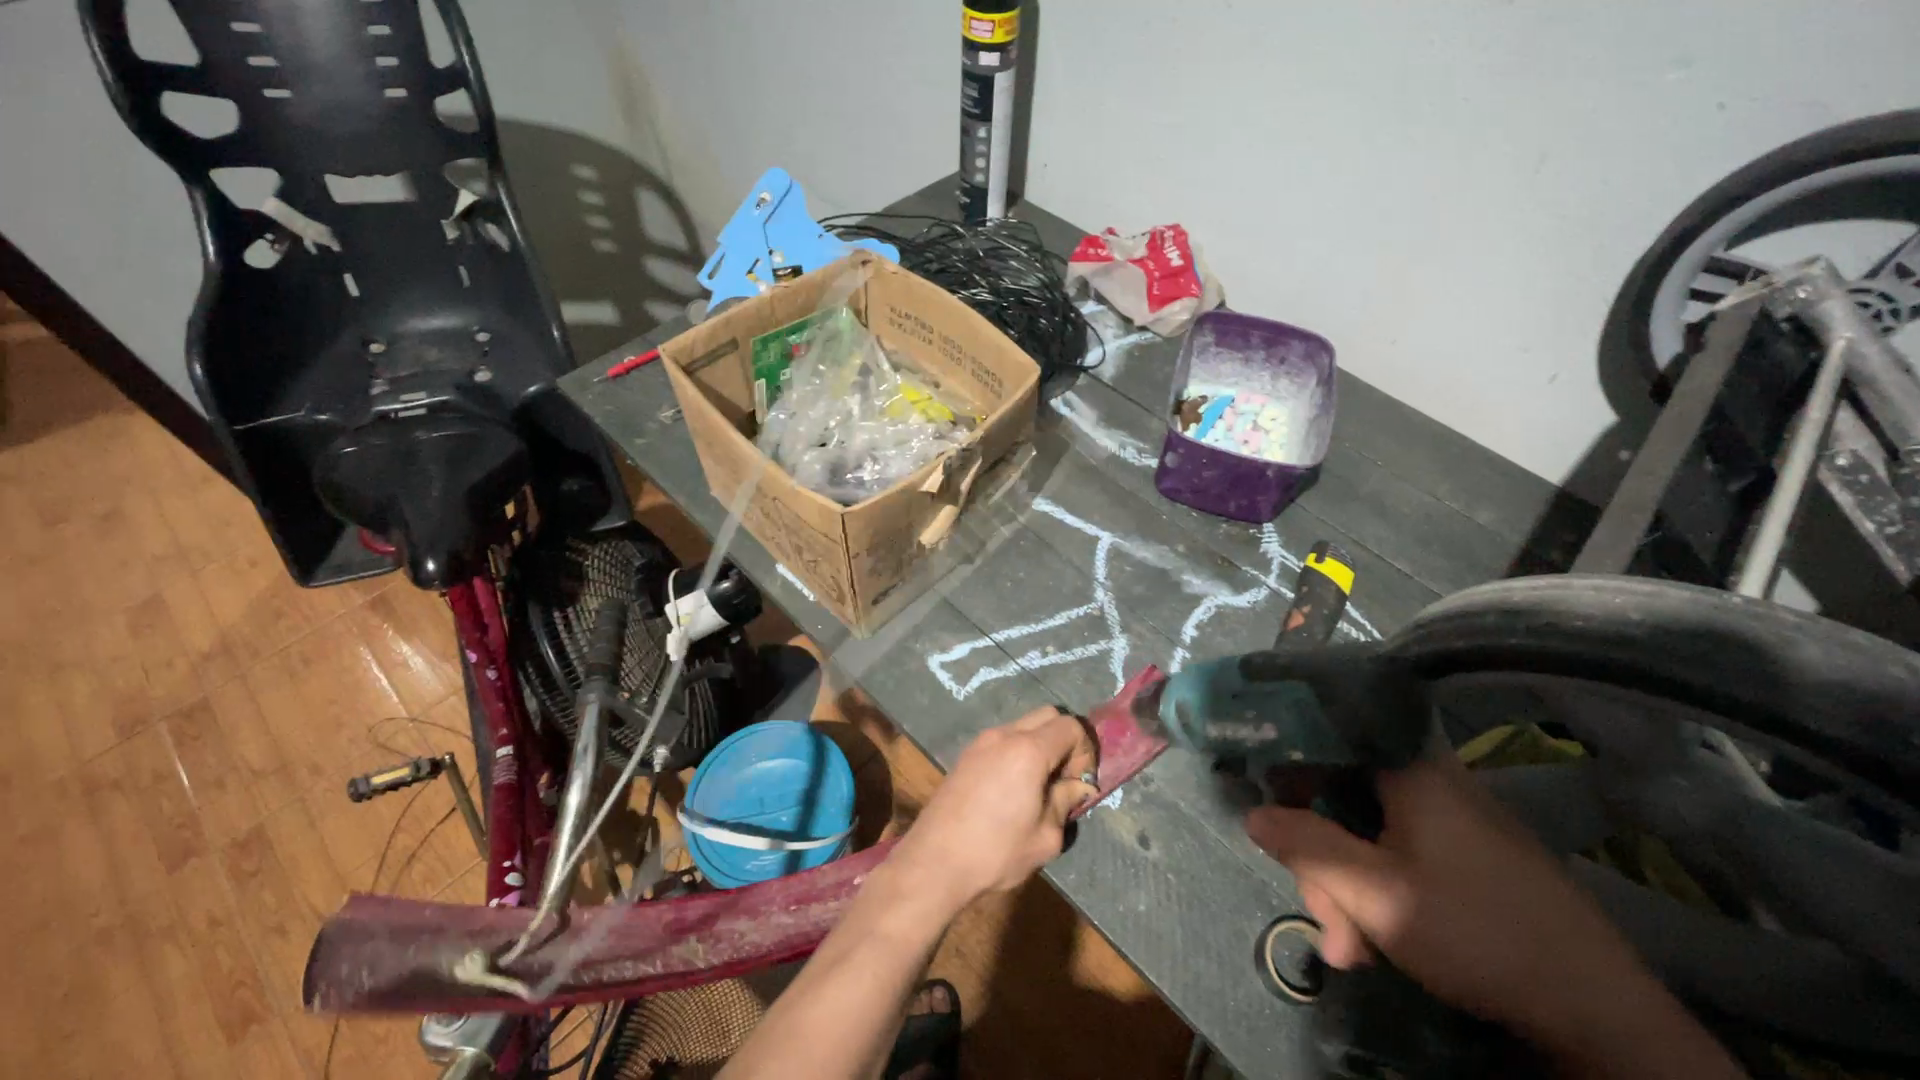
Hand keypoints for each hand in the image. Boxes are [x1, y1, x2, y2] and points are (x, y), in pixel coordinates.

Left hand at [891, 707, 1098, 913]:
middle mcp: (1003, 736)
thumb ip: (1065, 802)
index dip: (1085, 750)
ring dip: (1040, 746)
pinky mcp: (965, 756)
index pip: (1070, 726)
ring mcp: (980, 743)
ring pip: (1023, 725)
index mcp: (1027, 750)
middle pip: (1047, 716)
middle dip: (1064, 741)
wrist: (934, 863)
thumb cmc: (995, 853)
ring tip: (1039, 787)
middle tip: (1064, 779)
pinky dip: (1018, 752)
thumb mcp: (1044, 837)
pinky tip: (1014, 789)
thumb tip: (1079, 786)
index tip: (1080, 782)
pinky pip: (1002, 740)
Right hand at [1245, 759, 1735, 1074]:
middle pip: (1343, 798)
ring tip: (1350, 950)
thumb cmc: (1475, 930)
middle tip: (1325, 922)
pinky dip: (1377, 893)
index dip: (1288, 769)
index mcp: (1411, 769)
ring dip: (1346, 889)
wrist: (1593, 1006)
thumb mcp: (1374, 893)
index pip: (1329, 737)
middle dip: (1321, 862)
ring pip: (1368, 835)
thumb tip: (1252, 812)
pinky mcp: (1469, 856)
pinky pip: (1400, 856)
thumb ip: (1306, 846)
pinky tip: (1375, 944)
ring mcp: (1453, 821)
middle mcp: (1431, 782)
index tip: (1267, 814)